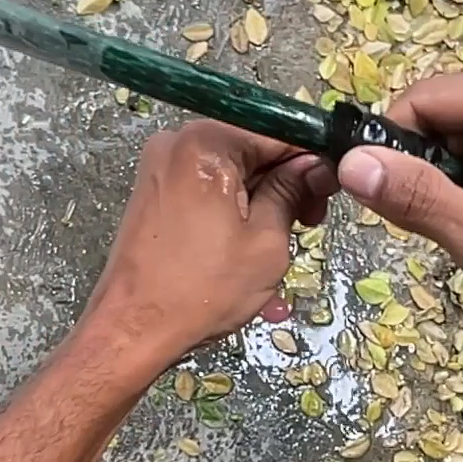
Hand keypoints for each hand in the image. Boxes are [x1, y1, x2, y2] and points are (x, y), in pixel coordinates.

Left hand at [87, 120, 335, 361]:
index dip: (311, 161)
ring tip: (276, 244)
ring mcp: (159, 168)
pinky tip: (245, 244)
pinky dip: (230, 211)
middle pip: (250, 149)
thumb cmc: (202, 290)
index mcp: (207, 142)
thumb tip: (314, 167)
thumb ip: (292, 193)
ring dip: (259, 202)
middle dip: (283, 183)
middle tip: (306, 225)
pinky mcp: (151, 195)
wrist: (133, 329)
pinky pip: (204, 190)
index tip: (328, 193)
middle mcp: (177, 142)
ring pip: (229, 173)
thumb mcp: (266, 242)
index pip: (277, 132)